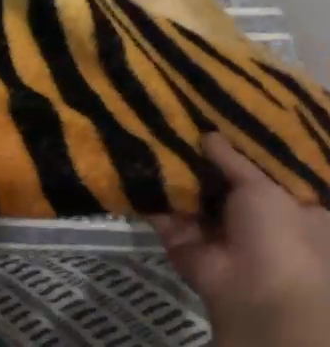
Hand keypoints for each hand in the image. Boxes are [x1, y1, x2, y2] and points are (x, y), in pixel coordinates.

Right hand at [149, 132, 329, 346]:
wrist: (256, 290)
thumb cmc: (282, 237)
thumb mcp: (265, 190)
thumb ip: (234, 161)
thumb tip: (209, 133)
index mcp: (286, 208)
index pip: (262, 171)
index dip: (240, 147)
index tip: (215, 118)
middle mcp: (249, 216)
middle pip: (217, 177)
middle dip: (194, 153)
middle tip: (165, 116)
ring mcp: (210, 225)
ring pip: (183, 188)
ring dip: (163, 166)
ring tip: (134, 126)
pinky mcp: (176, 232)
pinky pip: (155, 204)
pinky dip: (139, 185)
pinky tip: (117, 154)